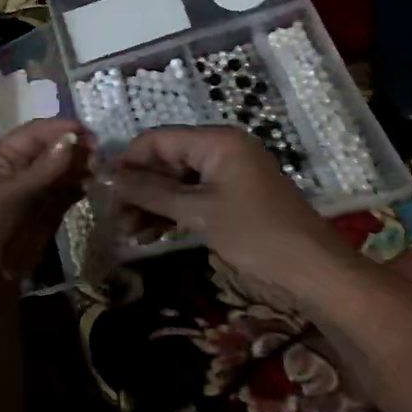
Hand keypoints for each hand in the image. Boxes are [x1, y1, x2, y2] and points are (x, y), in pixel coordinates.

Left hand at [0, 118, 90, 278]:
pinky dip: (83, 185)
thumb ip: (44, 168)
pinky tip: (96, 184)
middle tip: (101, 155)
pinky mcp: (50, 207)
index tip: (91, 134)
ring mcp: (38, 186)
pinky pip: (70, 189)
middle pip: (54, 147)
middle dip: (77, 148)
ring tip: (102, 170)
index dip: (62, 129)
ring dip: (83, 166)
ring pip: (65, 167)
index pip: (36, 132)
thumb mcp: (14, 195)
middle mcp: (22, 165)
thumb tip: (72, 139)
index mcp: (4, 154)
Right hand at [107, 127, 359, 307]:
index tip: (99, 189)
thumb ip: (148, 192)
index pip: (156, 140)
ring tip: (128, 233)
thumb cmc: (255, 234)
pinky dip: (168, 214)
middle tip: (114, 218)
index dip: (125, 162)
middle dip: (136, 189)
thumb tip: (103, 178)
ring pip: (174, 182)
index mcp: (216, 141)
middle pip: (163, 161)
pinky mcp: (230, 196)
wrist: (312, 271)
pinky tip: (148, 235)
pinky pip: (189, 197)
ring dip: (149, 205)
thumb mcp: (196, 212)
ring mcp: (226, 173)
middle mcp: (220, 149)